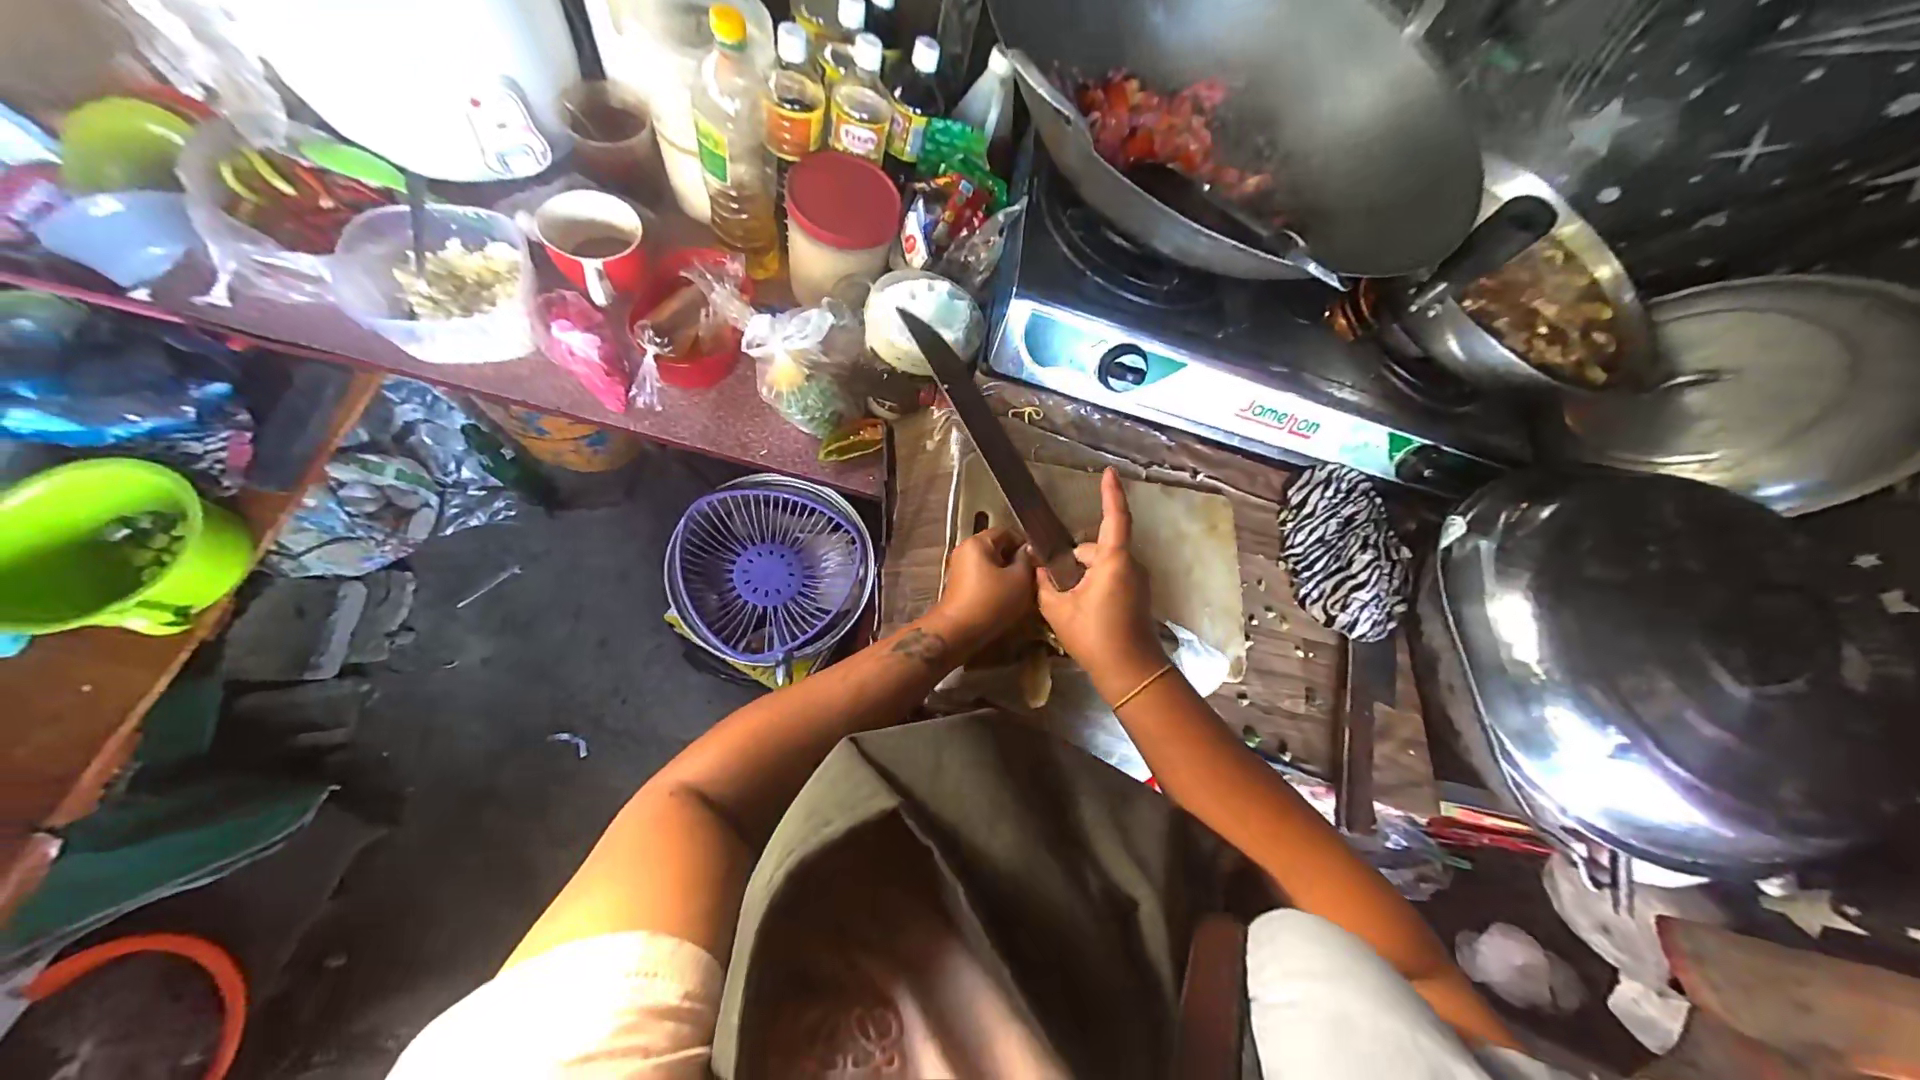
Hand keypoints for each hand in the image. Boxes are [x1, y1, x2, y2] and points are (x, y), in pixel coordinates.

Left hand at [927, 526, 1036, 649]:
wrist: (957, 632)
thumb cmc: (991, 602)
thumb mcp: (1020, 580)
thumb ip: (1027, 560)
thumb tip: (1027, 551)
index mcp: (977, 542)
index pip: (1007, 532)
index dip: (1026, 544)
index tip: (1038, 561)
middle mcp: (965, 550)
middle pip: (997, 548)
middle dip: (1016, 561)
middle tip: (1032, 576)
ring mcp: (959, 568)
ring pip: (990, 565)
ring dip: (1006, 575)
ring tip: (1021, 590)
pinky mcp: (958, 586)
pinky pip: (982, 578)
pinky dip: (994, 585)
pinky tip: (1005, 599)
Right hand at [1034, 469, 1165, 698]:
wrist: (1130, 672)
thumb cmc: (1095, 637)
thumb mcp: (1058, 609)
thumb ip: (1045, 584)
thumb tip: (1040, 570)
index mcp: (1114, 561)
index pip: (1115, 518)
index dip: (1111, 493)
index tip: (1108, 472)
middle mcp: (1130, 565)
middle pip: (1096, 548)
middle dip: (1073, 560)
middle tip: (1053, 585)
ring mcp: (1137, 581)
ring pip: (1102, 565)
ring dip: (1082, 575)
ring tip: (1065, 602)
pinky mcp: (1137, 595)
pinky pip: (1110, 578)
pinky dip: (1093, 584)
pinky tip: (1079, 608)